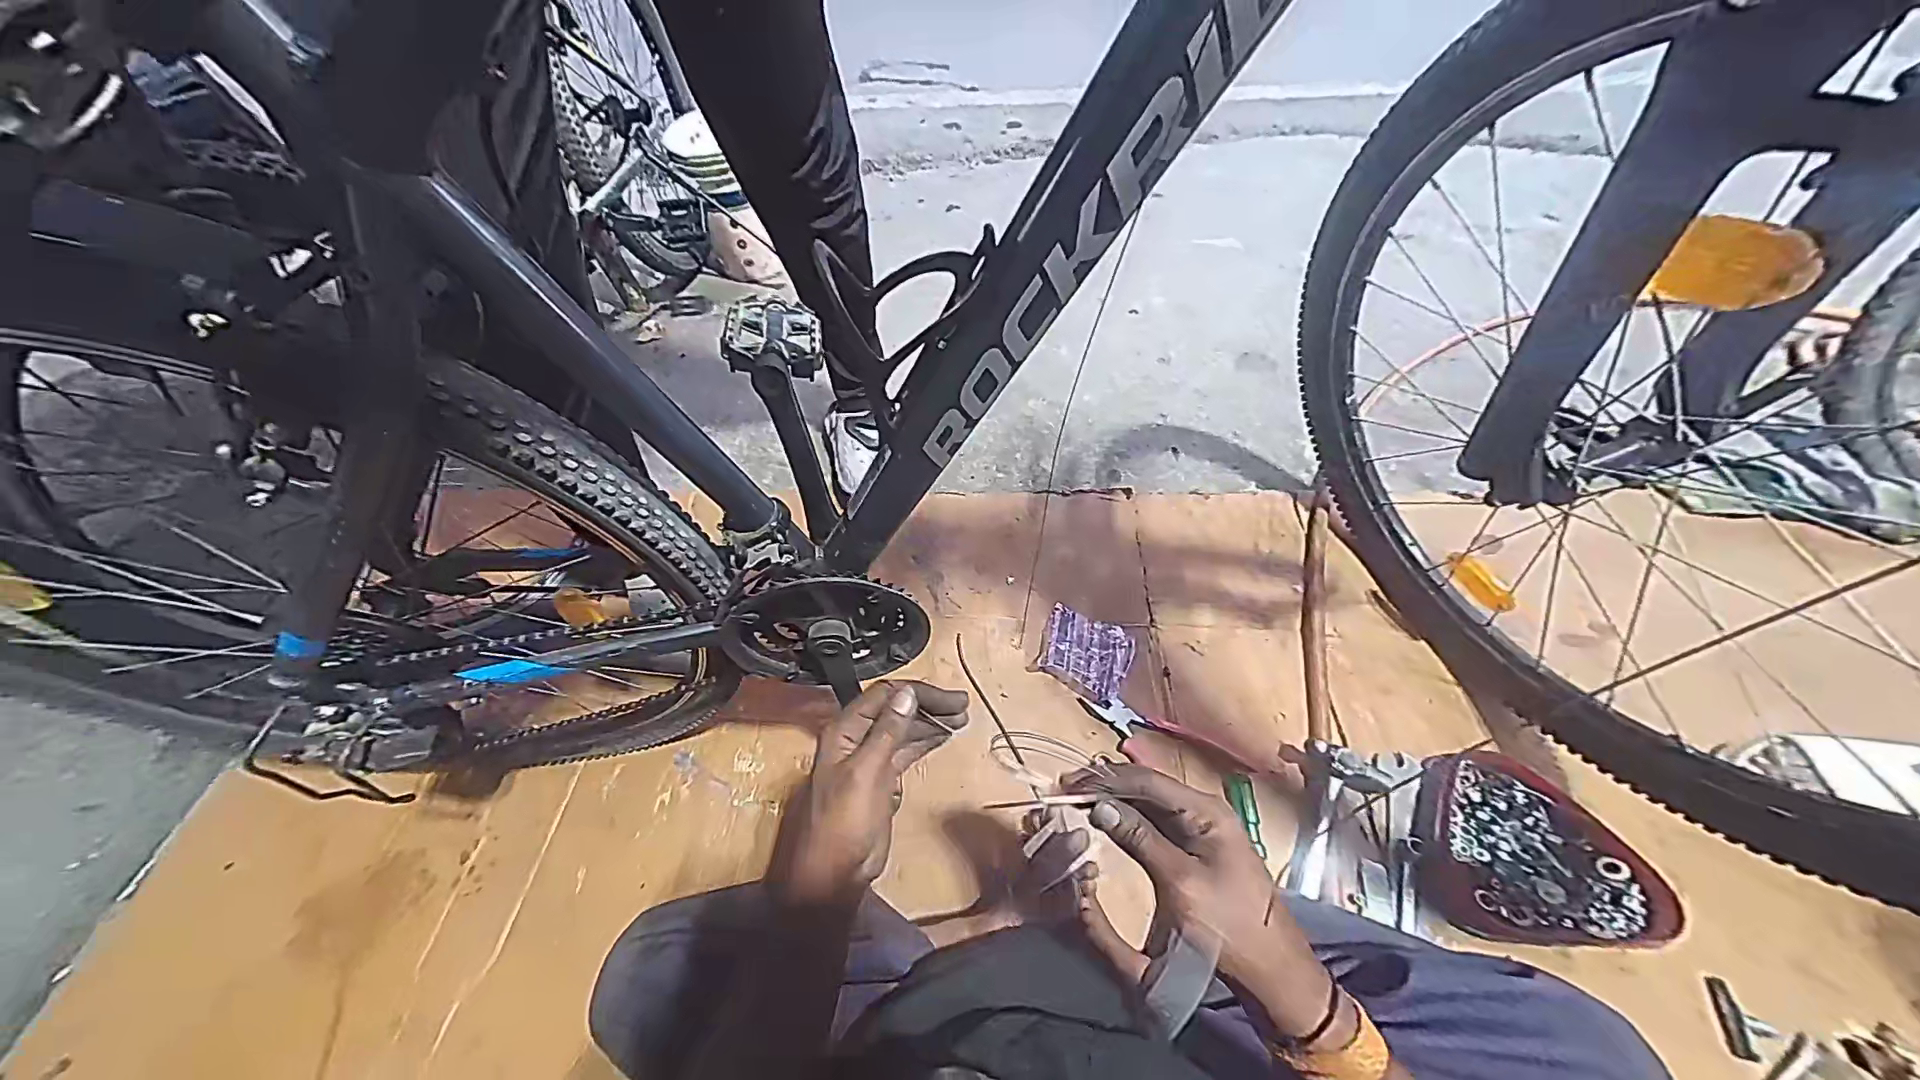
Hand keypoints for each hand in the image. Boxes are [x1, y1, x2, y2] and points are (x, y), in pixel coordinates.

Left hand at [769, 681, 967, 907]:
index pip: (885, 695)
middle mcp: (857, 738)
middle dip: (929, 705)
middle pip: (896, 709)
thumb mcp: (866, 773)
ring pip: (903, 729)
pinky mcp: (881, 778)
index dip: (918, 692)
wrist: (832, 874)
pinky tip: (943, 737)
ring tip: (960, 720)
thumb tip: (908, 694)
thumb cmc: (842, 823)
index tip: (950, 698)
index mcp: (845, 730)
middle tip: (963, 707)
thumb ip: (887, 732)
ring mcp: (869, 758)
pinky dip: (925, 741)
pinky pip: (906, 749)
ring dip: (931, 722)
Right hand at [1062, 763, 1332, 1036]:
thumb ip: (1142, 839)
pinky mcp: (1195, 844)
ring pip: (1148, 799)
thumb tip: (1100, 807)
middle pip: (1147, 785)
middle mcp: (1203, 808)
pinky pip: (1154, 819)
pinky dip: (1127, 815)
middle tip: (1068, 788)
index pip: (1147, 781)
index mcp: (1205, 810)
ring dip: (1114, 797)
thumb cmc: (1229, 926)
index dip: (1106, 780)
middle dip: (1106, 784)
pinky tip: (1105, 814)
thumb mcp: (1181, 882)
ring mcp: (1200, 825)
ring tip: (1079, 797)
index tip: (1071, 785)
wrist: (1274, 968)